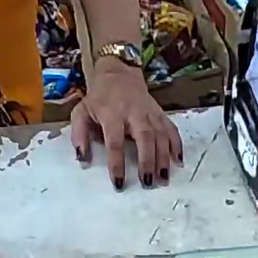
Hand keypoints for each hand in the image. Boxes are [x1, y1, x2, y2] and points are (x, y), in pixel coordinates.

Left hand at [70, 59, 183, 189]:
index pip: (114, 142)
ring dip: (163, 158)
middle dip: (147, 161)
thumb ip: (79, 136)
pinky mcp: (161, 113)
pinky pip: (171, 130)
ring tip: (163, 179)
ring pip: (160, 135)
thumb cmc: (98, 99)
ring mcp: (150, 112)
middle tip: (148, 183)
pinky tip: (178, 162)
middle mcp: (134, 112)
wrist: (118, 74)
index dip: (117, 163)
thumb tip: (83, 160)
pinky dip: (177, 146)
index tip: (119, 183)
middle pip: (144, 138)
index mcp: (112, 113)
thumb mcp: (81, 112)